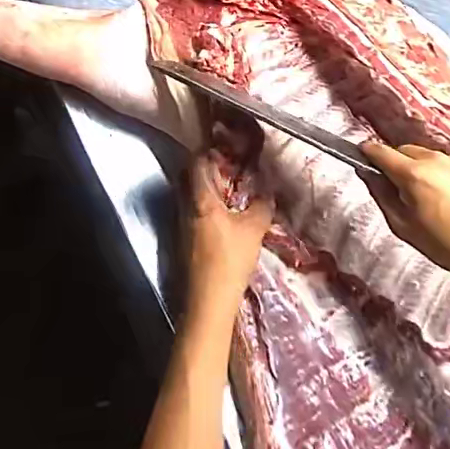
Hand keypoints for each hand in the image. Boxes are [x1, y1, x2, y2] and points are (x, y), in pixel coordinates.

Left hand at [182, 152, 274, 314]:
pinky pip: (191, 211)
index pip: (196, 163)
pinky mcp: (183, 239)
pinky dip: (204, 206)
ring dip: (205, 188)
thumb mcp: (254, 230)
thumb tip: (269, 192)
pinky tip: (221, 215)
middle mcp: (185, 206)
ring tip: (227, 188)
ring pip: (189, 195)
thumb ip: (262, 207)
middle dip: (205, 168)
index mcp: (199, 198)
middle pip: (189, 176)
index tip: (224, 147)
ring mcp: (180, 223)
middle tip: (226, 166)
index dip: (208, 151)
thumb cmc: (230, 259)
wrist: (208, 301)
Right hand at [360, 142, 449, 290]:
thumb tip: (368, 174)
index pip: (379, 151)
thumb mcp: (404, 227)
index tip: (364, 160)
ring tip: (434, 199)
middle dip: (398, 165)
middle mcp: (436, 159)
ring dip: (423, 170)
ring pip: (429, 157)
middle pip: (404, 151)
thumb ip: (381, 196)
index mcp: (413, 174)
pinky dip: (446, 175)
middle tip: (403, 192)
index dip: (367, 154)